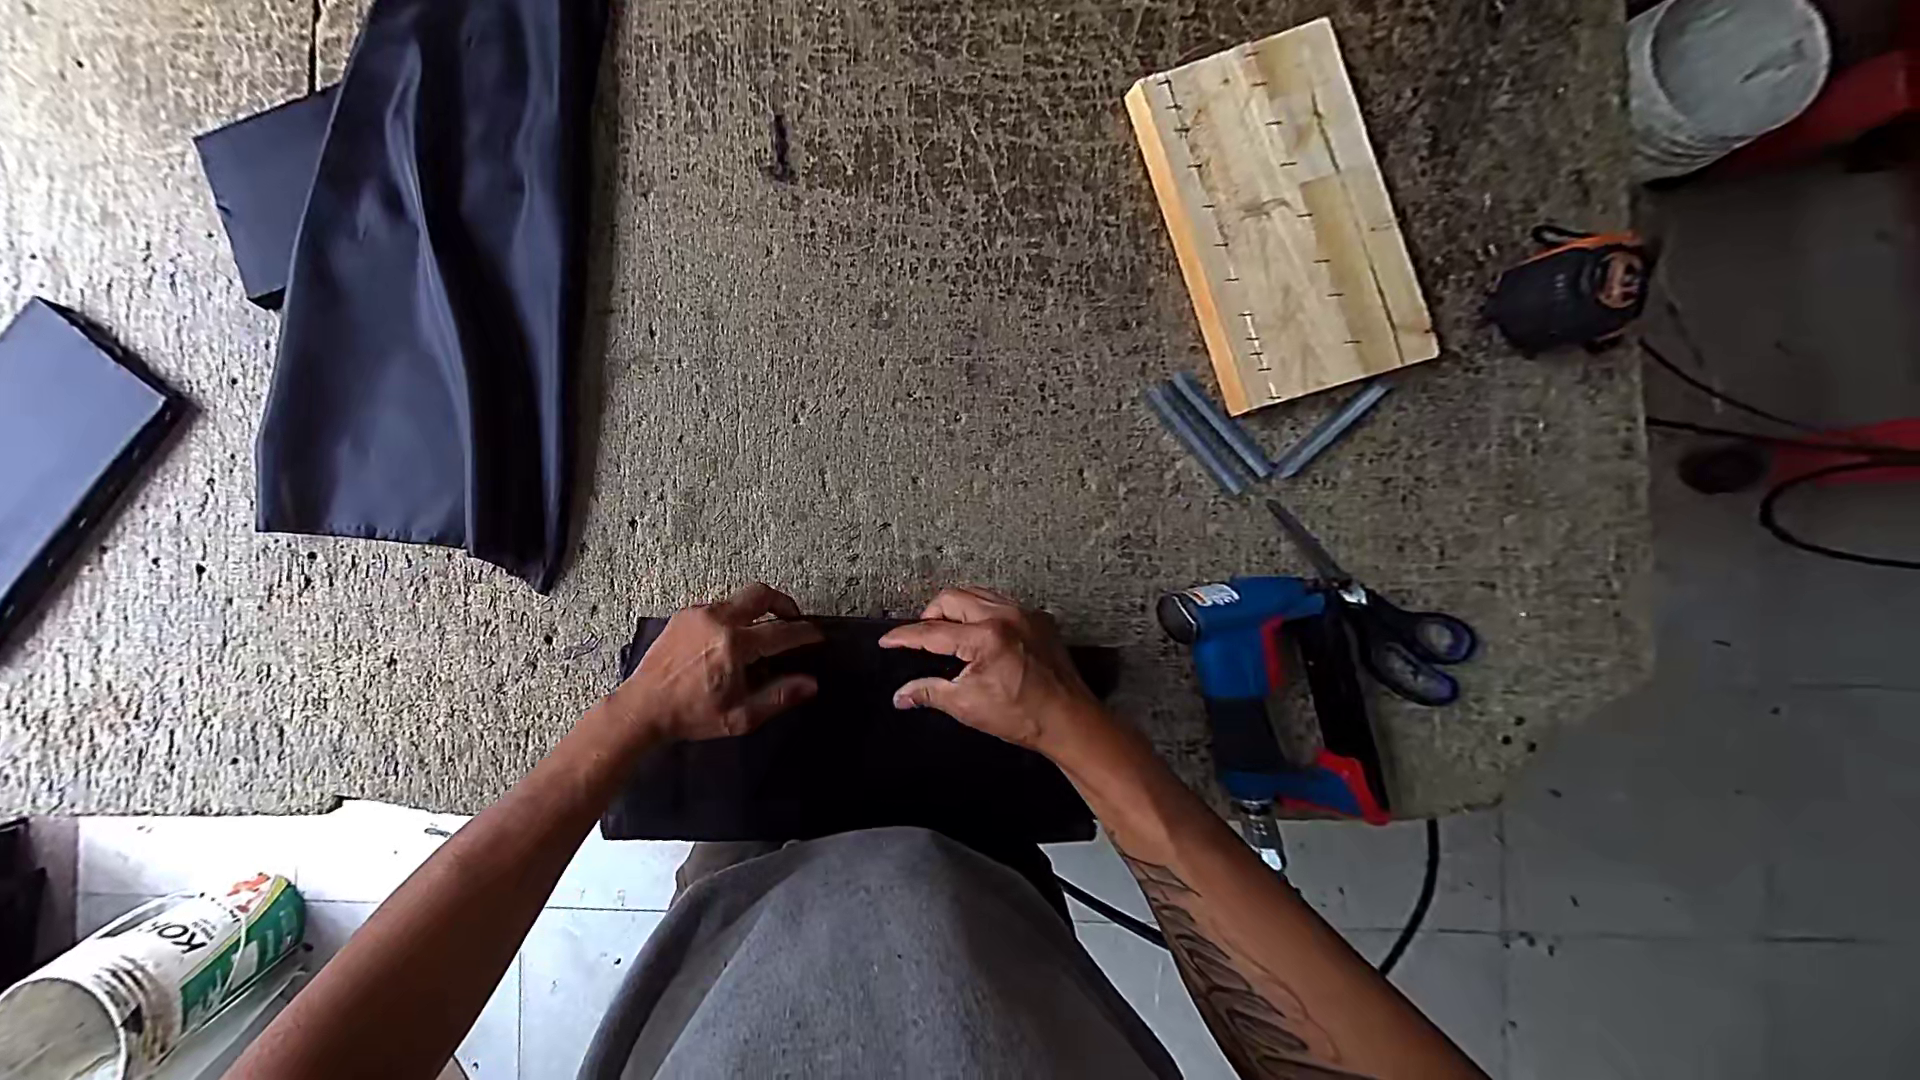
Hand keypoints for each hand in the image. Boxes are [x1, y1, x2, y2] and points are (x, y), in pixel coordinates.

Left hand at [602, 583, 823, 742]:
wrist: (641, 709)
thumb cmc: (690, 716)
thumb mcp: (740, 717)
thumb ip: (779, 697)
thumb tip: (811, 684)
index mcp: (735, 644)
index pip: (782, 631)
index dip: (805, 633)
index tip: (817, 636)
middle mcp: (718, 620)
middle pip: (763, 594)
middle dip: (785, 603)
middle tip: (794, 619)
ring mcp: (699, 614)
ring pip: (740, 598)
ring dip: (758, 610)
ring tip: (763, 630)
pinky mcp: (684, 615)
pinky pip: (719, 605)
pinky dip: (734, 615)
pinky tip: (732, 637)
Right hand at [878, 586, 1105, 755]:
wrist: (1068, 720)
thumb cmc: (1026, 716)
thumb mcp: (967, 705)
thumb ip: (929, 692)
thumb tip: (903, 694)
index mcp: (986, 638)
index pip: (932, 631)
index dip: (905, 636)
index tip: (890, 639)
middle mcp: (1006, 617)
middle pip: (951, 599)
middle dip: (930, 616)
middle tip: (922, 637)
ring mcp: (1025, 614)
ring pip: (976, 594)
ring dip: (957, 609)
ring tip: (948, 632)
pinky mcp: (1038, 618)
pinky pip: (1001, 602)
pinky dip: (983, 611)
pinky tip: (980, 632)